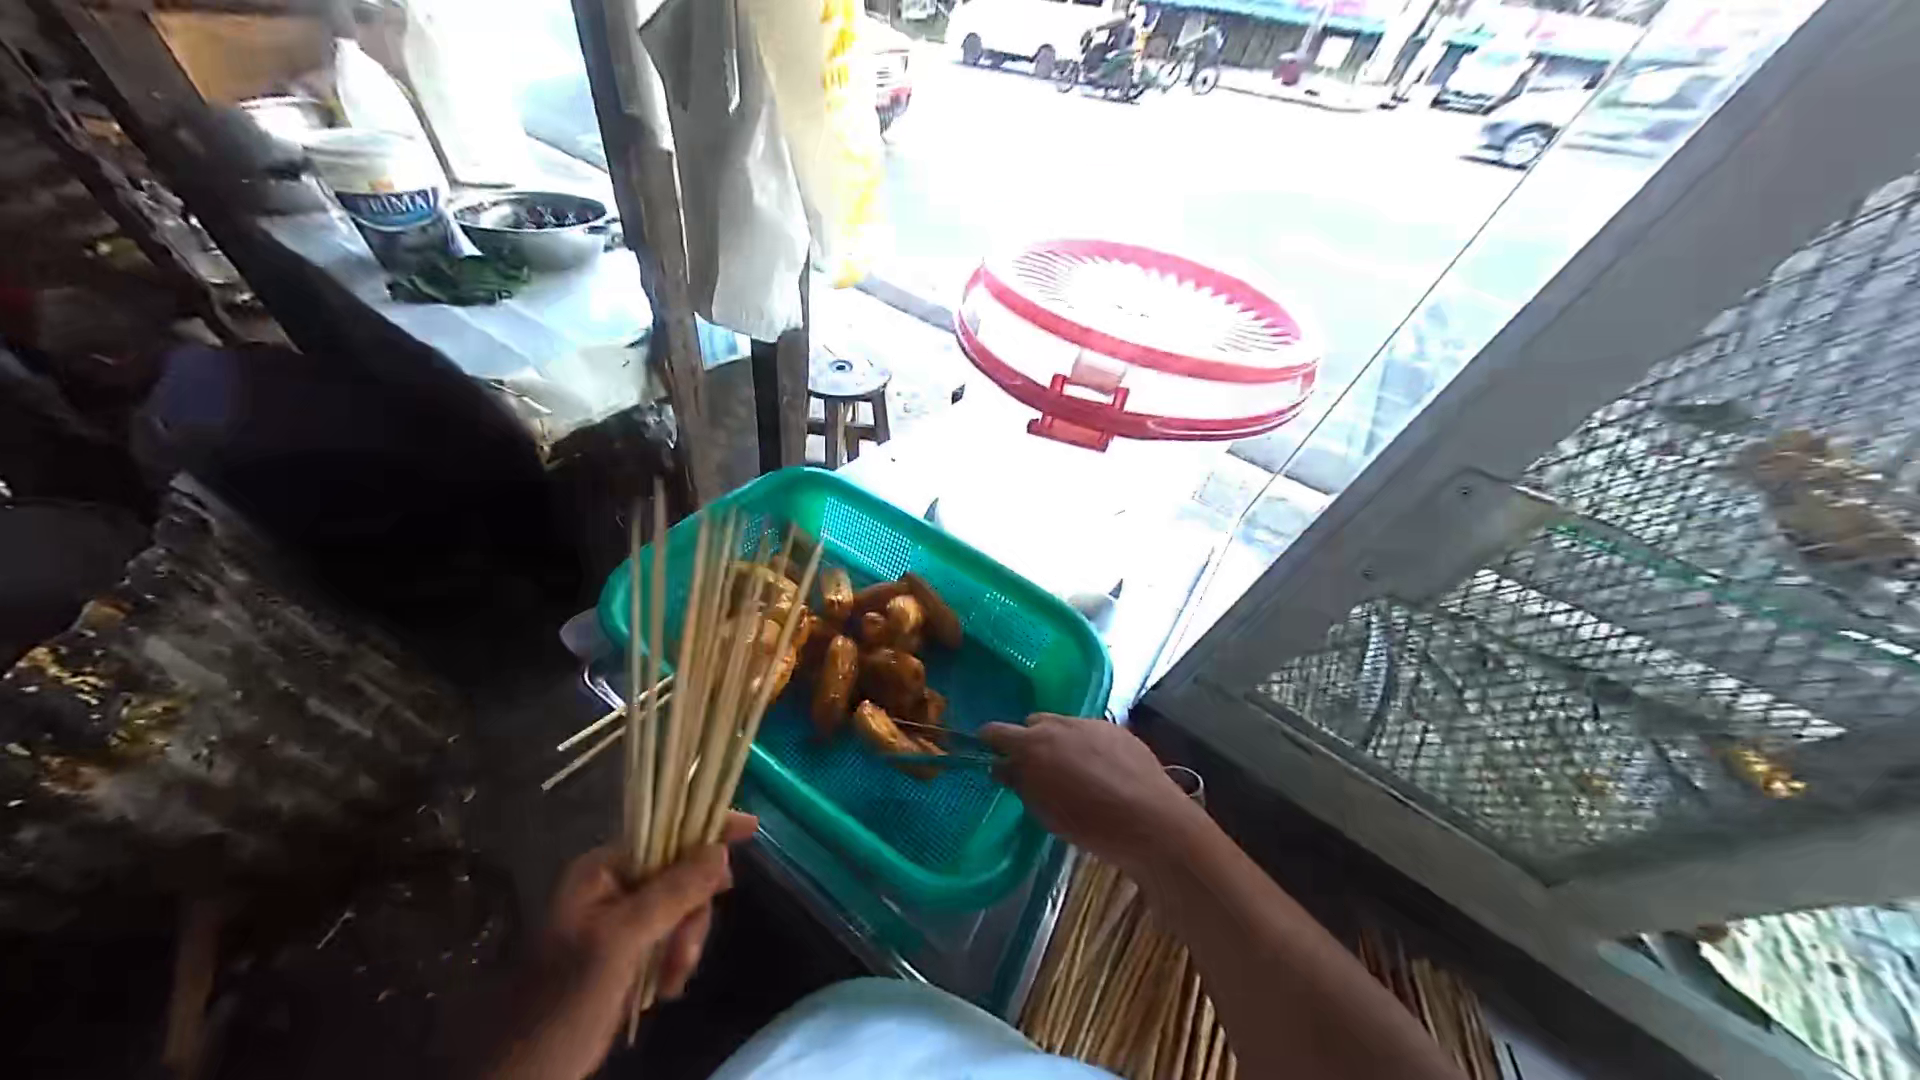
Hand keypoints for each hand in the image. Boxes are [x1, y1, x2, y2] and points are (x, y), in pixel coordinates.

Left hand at [485, 812, 756, 1079]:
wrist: (521, 1079)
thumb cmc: (564, 1002)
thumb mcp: (622, 942)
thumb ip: (672, 892)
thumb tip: (720, 852)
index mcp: (601, 870)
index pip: (664, 831)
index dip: (706, 827)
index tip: (750, 828)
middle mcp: (611, 886)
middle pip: (680, 874)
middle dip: (692, 912)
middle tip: (686, 952)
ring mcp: (619, 920)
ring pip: (681, 907)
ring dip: (686, 942)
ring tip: (673, 980)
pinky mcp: (626, 951)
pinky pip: (671, 934)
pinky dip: (677, 957)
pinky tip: (668, 985)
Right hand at [980, 714, 1205, 876]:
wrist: (1151, 821)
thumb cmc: (1089, 825)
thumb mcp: (1044, 811)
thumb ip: (1020, 782)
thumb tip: (1004, 766)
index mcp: (1033, 743)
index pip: (997, 731)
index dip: (989, 740)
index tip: (987, 750)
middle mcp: (1059, 724)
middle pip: (1033, 723)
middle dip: (1030, 741)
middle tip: (1036, 768)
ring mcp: (1091, 724)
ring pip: (1064, 726)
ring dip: (1060, 742)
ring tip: (1073, 773)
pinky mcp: (1118, 730)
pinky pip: (1091, 733)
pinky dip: (1088, 747)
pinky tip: (1102, 772)